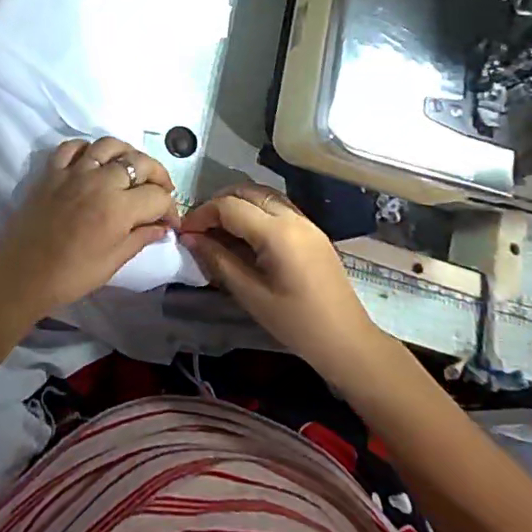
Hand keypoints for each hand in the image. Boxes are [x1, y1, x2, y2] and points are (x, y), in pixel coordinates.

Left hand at [0, 137, 180, 320]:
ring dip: (127, 153)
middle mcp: (100, 181)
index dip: (170, 208)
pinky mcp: (51, 172)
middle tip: (160, 191)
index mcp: (119, 208)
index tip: (170, 221)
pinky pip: (72, 146)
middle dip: (157, 175)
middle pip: (140, 162)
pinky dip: (87, 148)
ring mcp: (74, 172)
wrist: (23, 274)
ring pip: (109, 145)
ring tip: (130, 168)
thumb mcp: (114, 262)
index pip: (158, 196)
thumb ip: (141, 238)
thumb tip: (163, 227)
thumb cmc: (72, 275)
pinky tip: (93, 161)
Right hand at [179, 182, 391, 379]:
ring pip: (263, 195)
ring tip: (218, 229)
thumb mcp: (249, 294)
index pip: (229, 207)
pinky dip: (255, 211)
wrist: (346, 340)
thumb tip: (190, 238)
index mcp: (277, 233)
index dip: (201, 215)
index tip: (184, 233)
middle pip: (246, 192)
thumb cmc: (295, 322)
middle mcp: (293, 218)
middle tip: (199, 228)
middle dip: (217, 204)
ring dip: (236, 204)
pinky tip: (244, 235)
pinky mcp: (312, 231)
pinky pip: (277, 207)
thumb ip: (217, 260)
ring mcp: (306, 222)